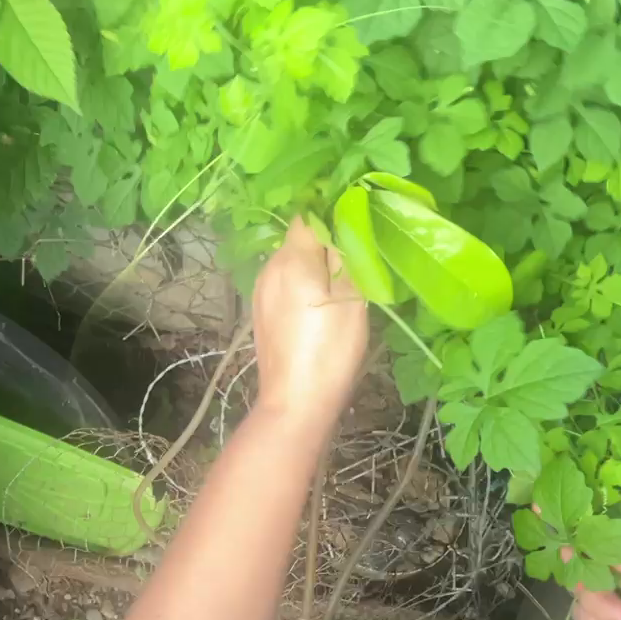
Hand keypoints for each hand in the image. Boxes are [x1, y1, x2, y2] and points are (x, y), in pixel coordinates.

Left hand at [250, 216, 367, 428]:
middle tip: (357, 262)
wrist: (295, 404)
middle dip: (327, 244)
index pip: (310, 215)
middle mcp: (268, 269)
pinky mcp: (262, 314)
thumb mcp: (350, 299)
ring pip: (292, 263)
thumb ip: (347, 255)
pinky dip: (303, 287)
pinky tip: (319, 309)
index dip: (334, 214)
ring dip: (315, 268)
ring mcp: (261, 293)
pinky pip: (285, 286)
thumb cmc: (328, 352)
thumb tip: (346, 220)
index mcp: (291, 259)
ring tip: (341, 289)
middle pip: (299, 239)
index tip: (359, 226)